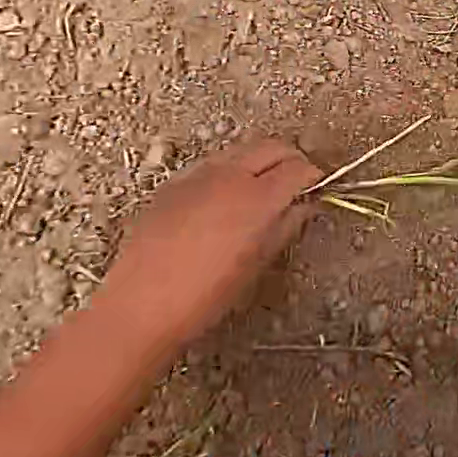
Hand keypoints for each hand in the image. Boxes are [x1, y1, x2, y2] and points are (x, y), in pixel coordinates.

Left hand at [97, 138, 321, 345]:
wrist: (139, 308)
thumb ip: (285, 226)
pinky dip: (231, 170)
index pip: (298, 168)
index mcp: (256, 198)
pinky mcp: (173, 185)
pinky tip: (228, 198)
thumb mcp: (257, 264)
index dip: (313, 176)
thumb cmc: (205, 295)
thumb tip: (304, 207)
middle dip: (291, 159)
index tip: (318, 187)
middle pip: (271, 147)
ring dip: (260, 161)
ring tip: (265, 188)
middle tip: (298, 181)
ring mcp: (197, 176)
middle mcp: (229, 176)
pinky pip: (213, 165)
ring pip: (241, 151)